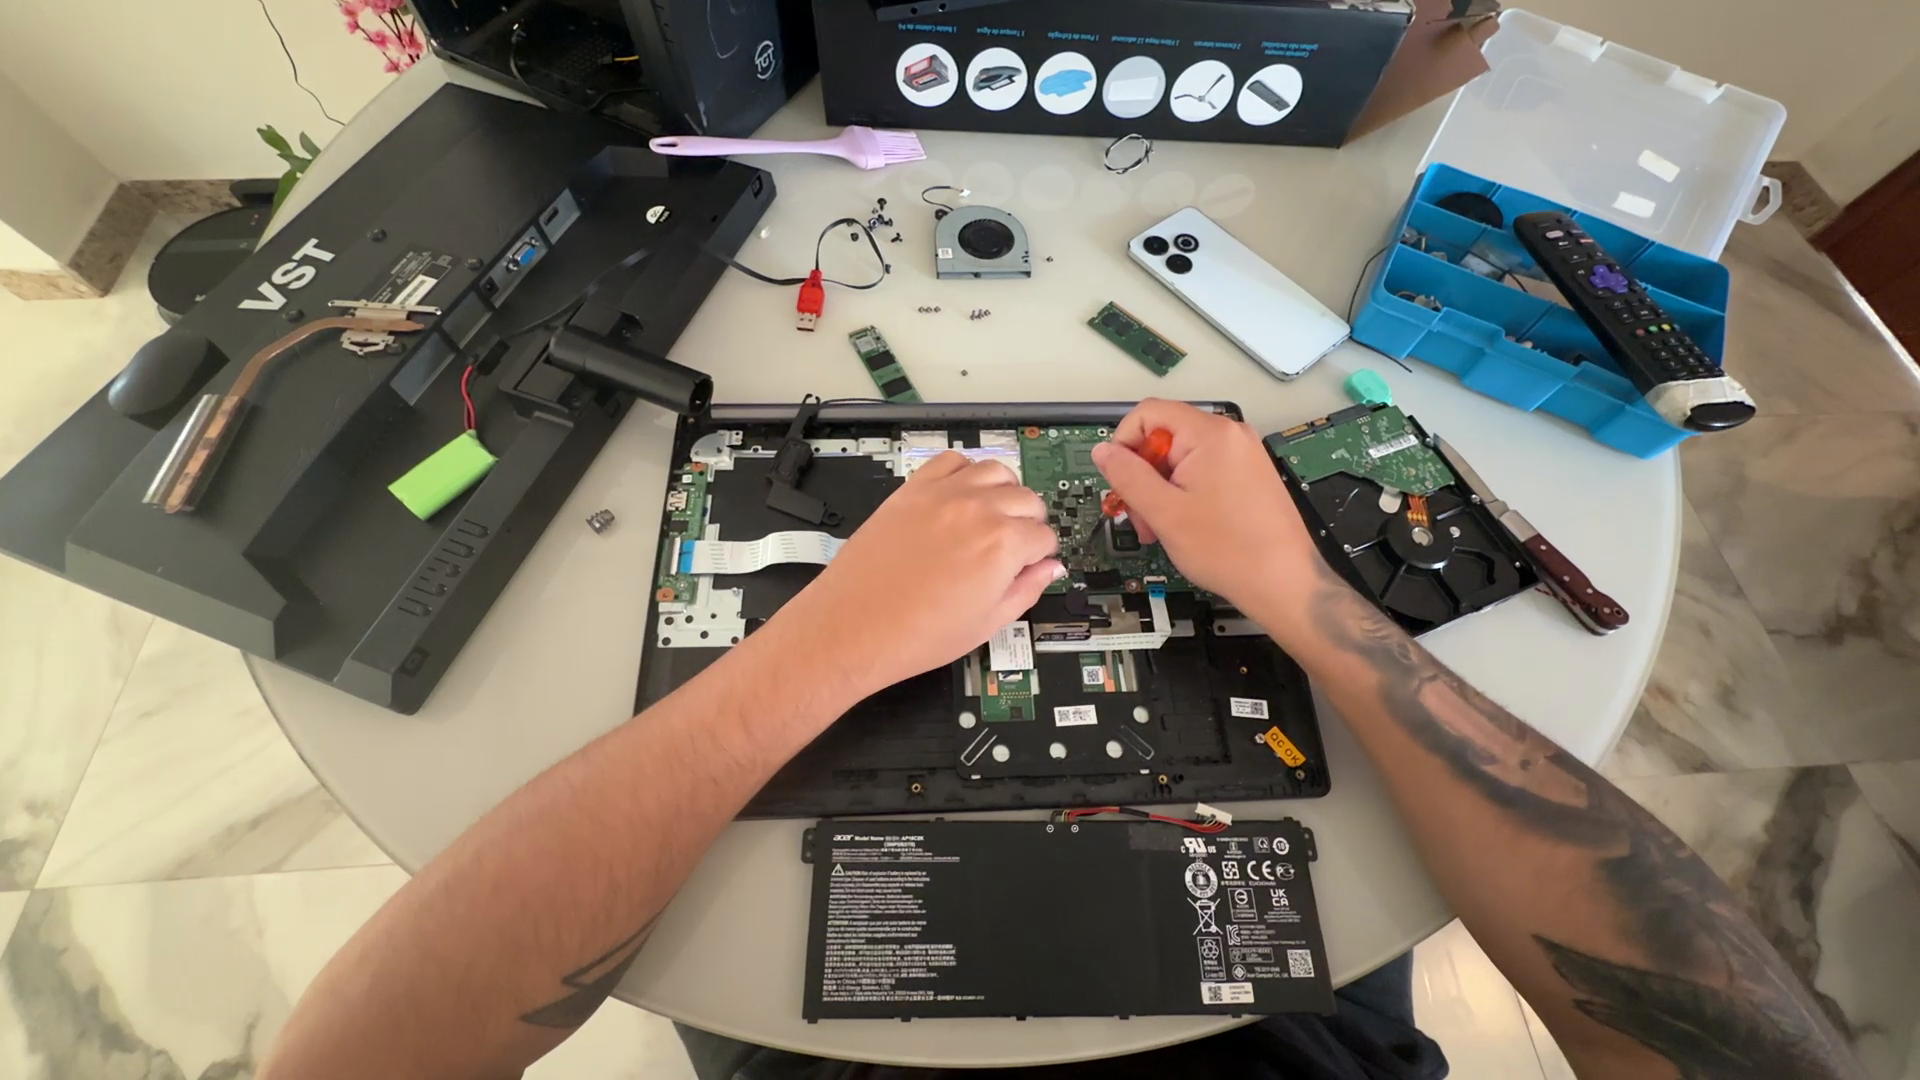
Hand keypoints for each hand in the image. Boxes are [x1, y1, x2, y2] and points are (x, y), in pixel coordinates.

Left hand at [769, 452, 1063, 697]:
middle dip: (1029, 522)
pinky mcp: (913, 490)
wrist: (854, 627)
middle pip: (1027, 499)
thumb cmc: (913, 634)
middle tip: (1016, 545)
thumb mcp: (987, 624)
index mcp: (1003, 545)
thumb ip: (1026, 589)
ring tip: (995, 514)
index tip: (1032, 563)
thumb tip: (1049, 570)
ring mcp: (943, 495)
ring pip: (996, 470)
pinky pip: (950, 461)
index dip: (1042, 555)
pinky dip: (964, 471)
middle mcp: (977, 511)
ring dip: (1004, 490)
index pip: (1045, 536)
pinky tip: (962, 494)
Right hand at [1091, 399, 1328, 630]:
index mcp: (1211, 435)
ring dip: (1159, 490)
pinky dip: (1182, 494)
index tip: (1119, 478)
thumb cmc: (1231, 550)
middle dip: (1142, 476)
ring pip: (1179, 459)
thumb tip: (1103, 451)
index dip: (1123, 443)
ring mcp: (1242, 455)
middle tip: (1140, 515)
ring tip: (1160, 528)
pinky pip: (1200, 472)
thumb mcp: (1164, 512)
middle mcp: (1230, 436)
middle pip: (1163, 438)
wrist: (1282, 582)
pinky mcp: (1247, 474)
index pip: (1148, 413)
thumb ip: (1127, 476)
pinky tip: (1180, 525)